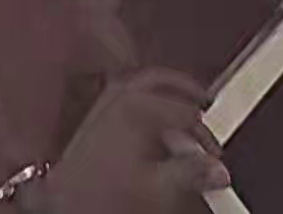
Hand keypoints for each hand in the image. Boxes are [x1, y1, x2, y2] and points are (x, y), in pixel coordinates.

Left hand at [29, 70, 228, 213]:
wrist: (65, 202)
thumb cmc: (101, 196)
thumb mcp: (158, 190)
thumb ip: (191, 175)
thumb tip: (216, 169)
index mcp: (138, 108)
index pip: (185, 112)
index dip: (204, 136)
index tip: (213, 155)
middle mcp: (122, 95)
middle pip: (164, 81)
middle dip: (188, 94)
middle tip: (206, 108)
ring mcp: (108, 99)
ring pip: (147, 81)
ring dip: (169, 91)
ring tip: (185, 108)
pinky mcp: (100, 109)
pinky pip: (132, 90)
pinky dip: (149, 96)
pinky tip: (156, 117)